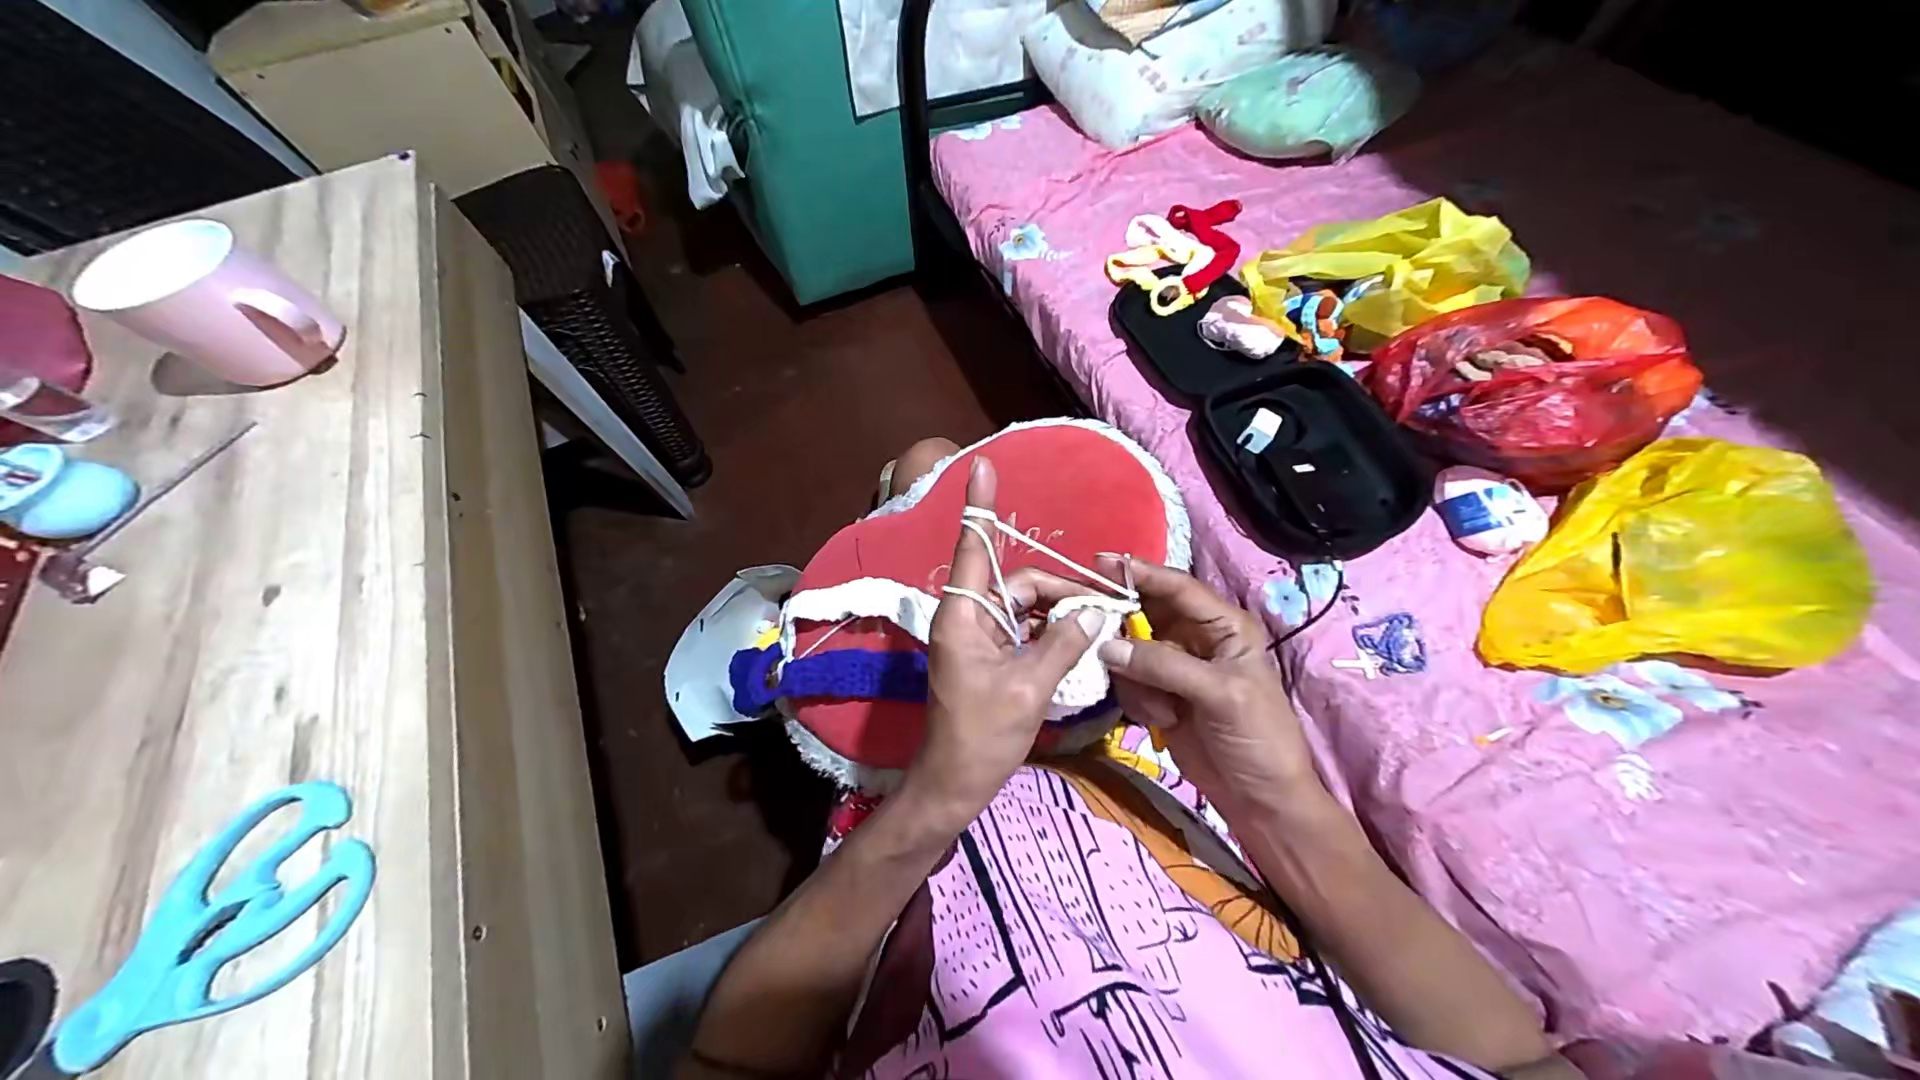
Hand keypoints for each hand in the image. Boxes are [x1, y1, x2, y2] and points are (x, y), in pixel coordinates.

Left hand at [905, 456, 1103, 829]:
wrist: (955, 783)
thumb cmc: (982, 736)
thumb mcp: (1030, 688)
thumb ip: (1063, 643)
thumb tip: (1093, 611)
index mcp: (964, 616)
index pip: (973, 548)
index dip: (980, 505)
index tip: (982, 464)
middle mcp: (968, 617)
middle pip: (1018, 582)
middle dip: (1060, 590)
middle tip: (1103, 610)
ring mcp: (979, 636)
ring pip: (1026, 606)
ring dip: (1059, 613)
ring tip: (1098, 626)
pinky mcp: (990, 655)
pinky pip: (1025, 628)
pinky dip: (1051, 631)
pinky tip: (1081, 640)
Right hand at [1096, 557, 1326, 818]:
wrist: (1260, 799)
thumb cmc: (1257, 738)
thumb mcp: (1220, 694)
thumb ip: (1164, 665)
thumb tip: (1107, 646)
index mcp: (1223, 626)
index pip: (1177, 588)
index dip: (1141, 573)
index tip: (1100, 563)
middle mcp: (1195, 638)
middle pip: (1145, 612)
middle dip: (1123, 623)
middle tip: (1091, 625)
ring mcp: (1173, 666)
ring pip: (1129, 649)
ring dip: (1134, 678)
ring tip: (1160, 710)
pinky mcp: (1157, 693)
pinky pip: (1128, 680)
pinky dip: (1136, 699)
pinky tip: (1161, 721)